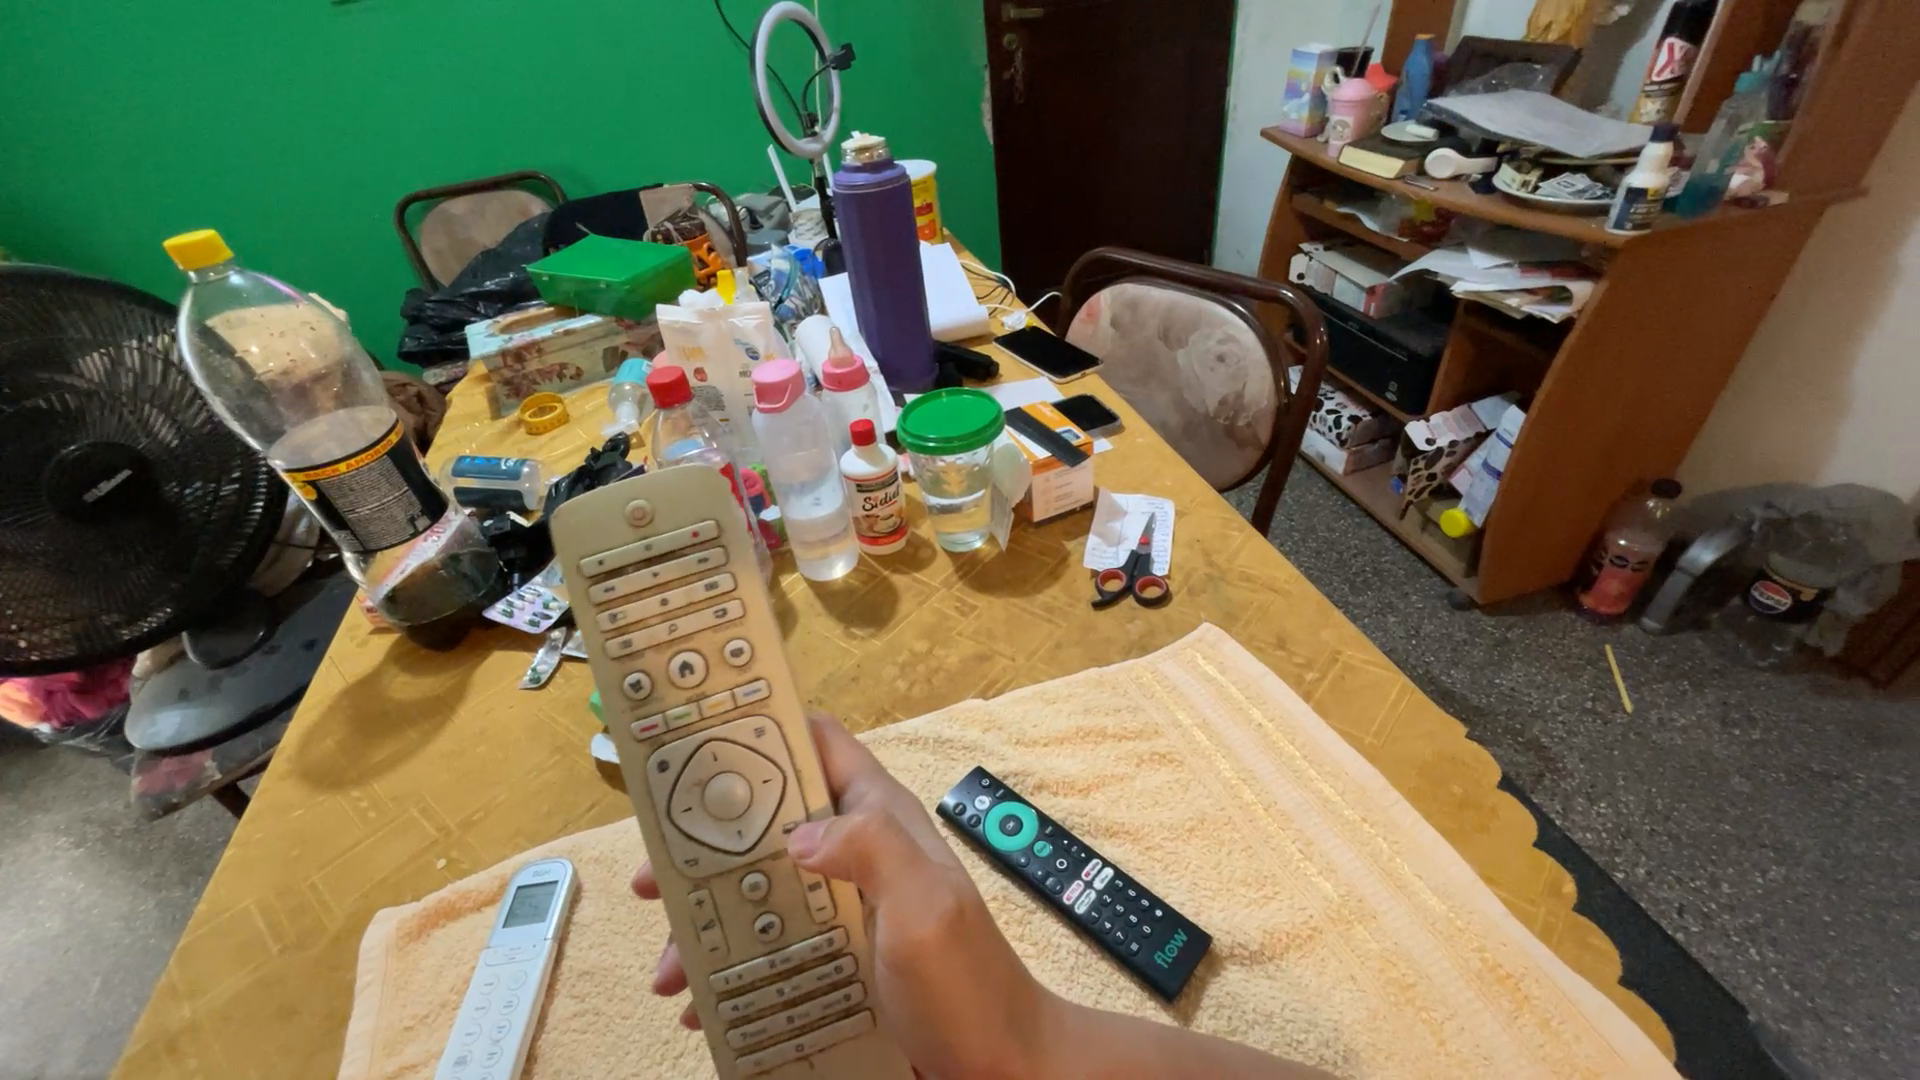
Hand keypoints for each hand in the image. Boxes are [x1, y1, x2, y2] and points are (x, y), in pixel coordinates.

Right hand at [633, 713, 1059, 1078]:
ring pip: (761, 886)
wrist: (995, 1062)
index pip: (820, 745)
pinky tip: (702, 1003)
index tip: (698, 751)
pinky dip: (731, 966)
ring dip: (711, 918)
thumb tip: (796, 835)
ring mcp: (843, 900)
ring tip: (670, 968)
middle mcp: (856, 847)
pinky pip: (769, 942)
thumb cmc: (966, 980)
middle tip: (655, 881)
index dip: (766, 734)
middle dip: (710, 844)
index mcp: (878, 815)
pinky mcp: (834, 950)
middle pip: (771, 820)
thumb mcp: (924, 905)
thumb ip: (873, 849)